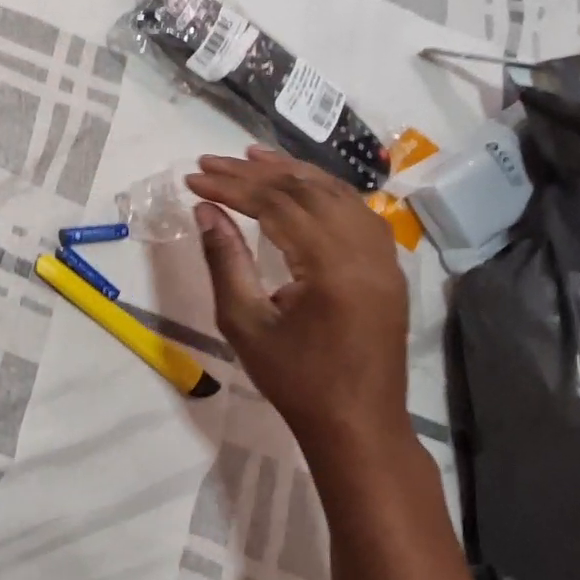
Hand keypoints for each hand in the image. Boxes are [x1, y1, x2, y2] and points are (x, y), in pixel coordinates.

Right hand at [185, 146, 409, 459]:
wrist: (356, 422)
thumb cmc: (293, 377)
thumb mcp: (243, 321)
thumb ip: (224, 259)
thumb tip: (205, 210)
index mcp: (332, 270)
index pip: (277, 206)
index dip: (231, 187)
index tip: (192, 178)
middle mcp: (366, 255)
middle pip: (308, 192)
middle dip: (255, 173)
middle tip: (209, 162)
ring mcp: (385, 260)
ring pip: (338, 195)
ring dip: (292, 172)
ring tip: (250, 157)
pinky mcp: (388, 268)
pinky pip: (357, 212)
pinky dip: (323, 190)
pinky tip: (297, 184)